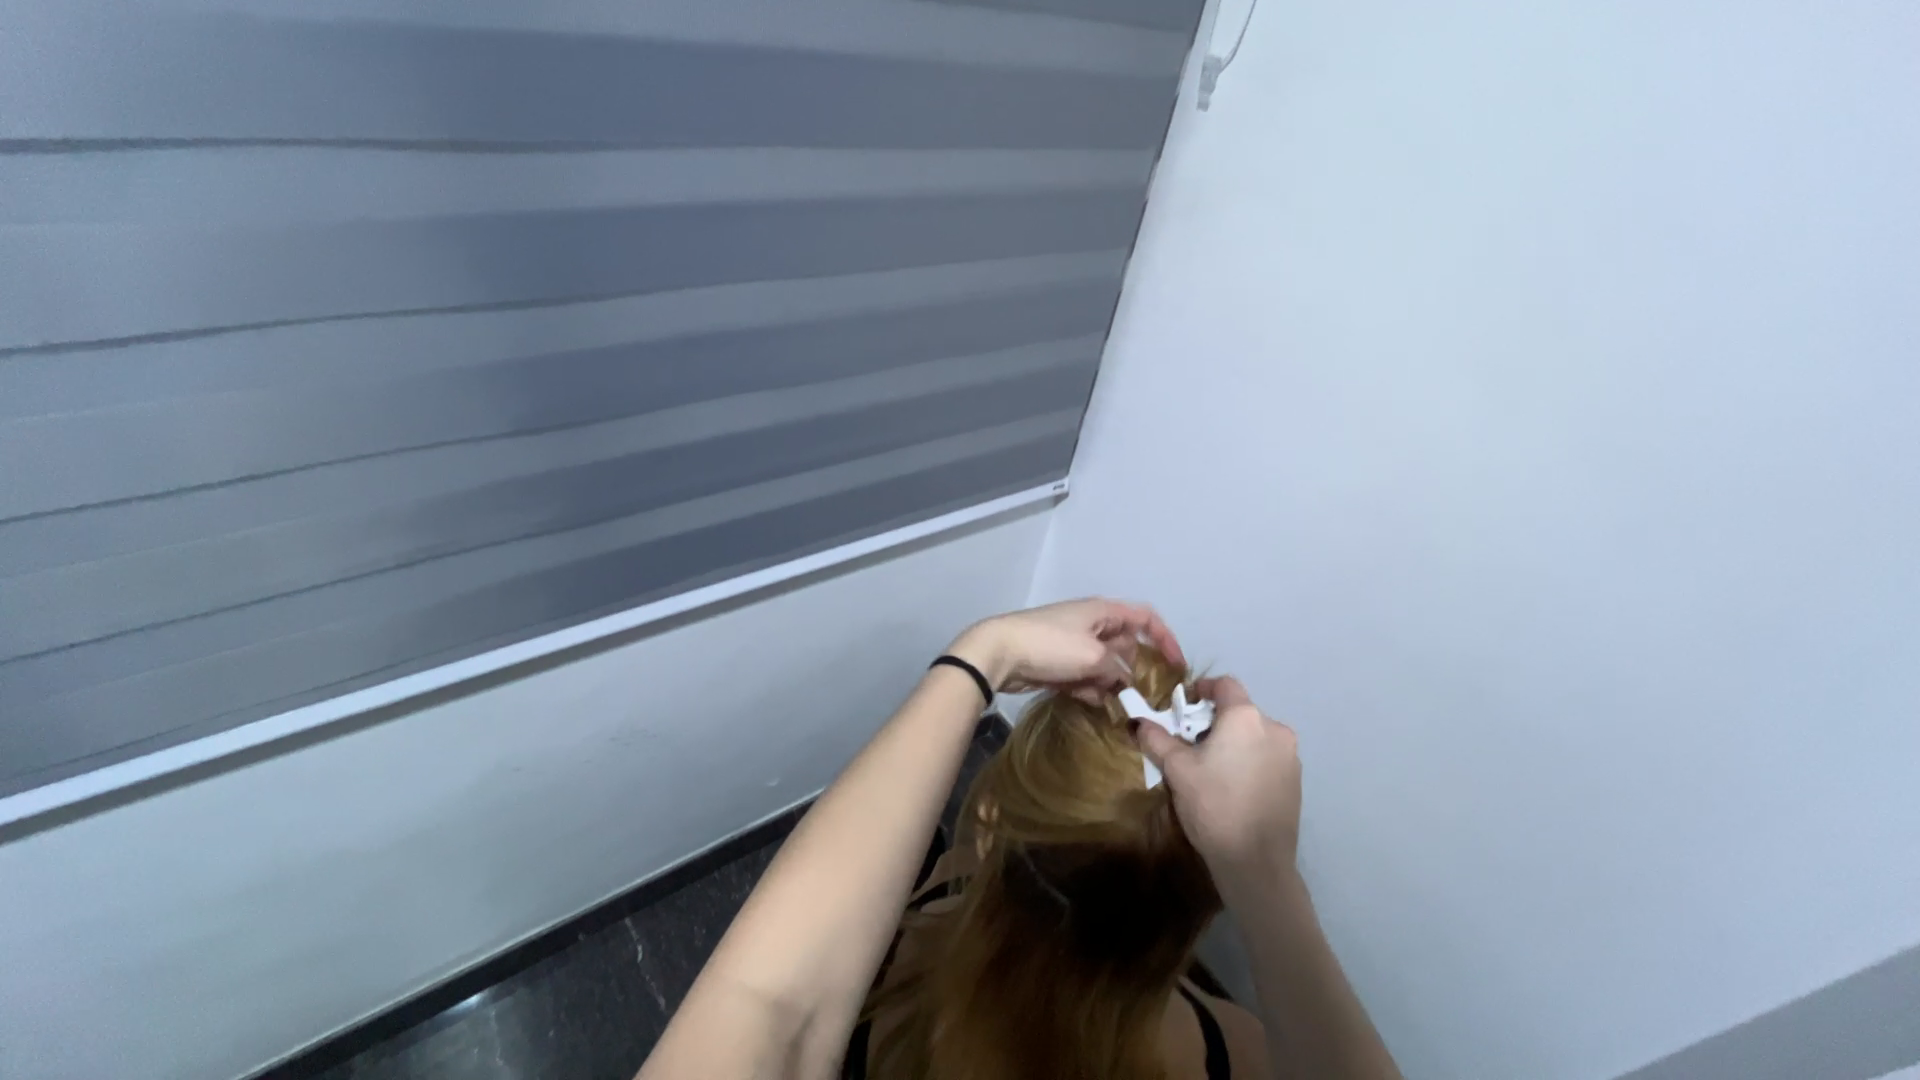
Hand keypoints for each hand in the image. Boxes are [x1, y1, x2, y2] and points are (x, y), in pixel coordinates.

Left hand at [947, 598, 1185, 699]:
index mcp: (1103, 612)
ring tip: (1125, 707)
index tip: (1176, 664)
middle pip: (1126, 646)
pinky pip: (1085, 678)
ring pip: (1105, 666)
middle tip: (1150, 696)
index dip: (1164, 638)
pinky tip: (1097, 705)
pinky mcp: (1058, 665)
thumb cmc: (1050, 645)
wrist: (999, 653)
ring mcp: (1073, 646)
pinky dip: (1092, 690)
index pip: (1144, 618)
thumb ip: (1118, 671)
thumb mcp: (1093, 657)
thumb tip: (1127, 684)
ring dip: (1114, 684)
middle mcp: (1091, 625)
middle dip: (1136, 669)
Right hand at [1134, 676, 1301, 886]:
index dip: (1202, 688)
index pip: (1225, 684)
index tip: (1182, 708)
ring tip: (1211, 768)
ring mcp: (1290, 756)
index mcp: (1246, 718)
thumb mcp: (1176, 769)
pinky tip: (1232, 786)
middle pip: (1240, 711)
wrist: (1255, 861)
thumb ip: (1157, 739)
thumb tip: (1138, 722)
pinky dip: (1248, 760)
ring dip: (1232, 741)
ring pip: (1254, 735)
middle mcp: (1274, 728)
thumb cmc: (1213, 804)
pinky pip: (1267, 757)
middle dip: (1213, 721)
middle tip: (1190, 743)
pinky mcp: (1296, 780)